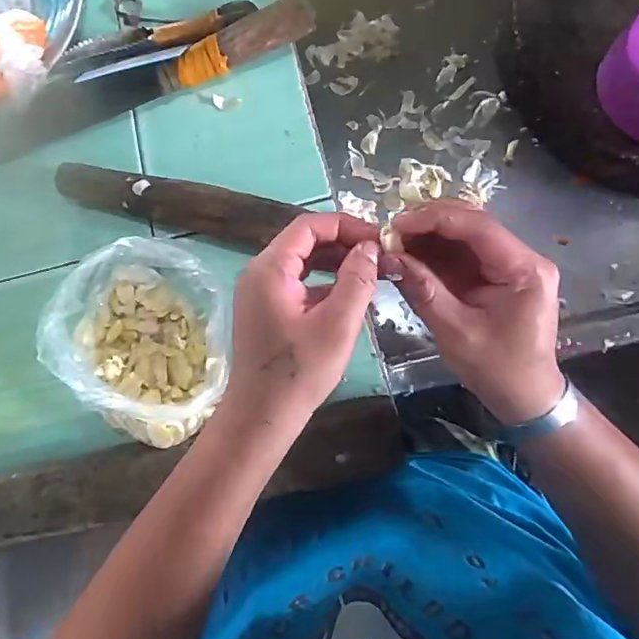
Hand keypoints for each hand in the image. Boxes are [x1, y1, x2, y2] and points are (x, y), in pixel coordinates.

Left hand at [220, 213, 381, 439]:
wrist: (262, 413)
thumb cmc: (300, 371)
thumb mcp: (338, 324)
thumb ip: (356, 280)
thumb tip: (369, 248)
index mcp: (269, 268)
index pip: (308, 226)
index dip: (345, 225)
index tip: (378, 238)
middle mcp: (258, 272)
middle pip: (302, 241)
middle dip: (342, 243)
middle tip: (380, 255)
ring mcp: (257, 290)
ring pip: (300, 261)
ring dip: (334, 262)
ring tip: (372, 271)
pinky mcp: (263, 307)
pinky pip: (295, 282)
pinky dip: (321, 281)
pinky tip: (349, 293)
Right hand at [387, 201, 563, 423]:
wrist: (525, 396)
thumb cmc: (498, 368)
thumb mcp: (455, 331)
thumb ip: (423, 289)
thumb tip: (389, 256)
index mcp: (524, 269)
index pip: (477, 226)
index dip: (433, 219)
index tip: (395, 225)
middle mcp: (521, 257)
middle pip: (471, 221)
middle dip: (428, 221)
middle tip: (390, 232)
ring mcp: (507, 262)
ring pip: (462, 231)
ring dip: (427, 232)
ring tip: (393, 241)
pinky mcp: (493, 271)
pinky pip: (459, 249)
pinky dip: (431, 247)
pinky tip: (407, 252)